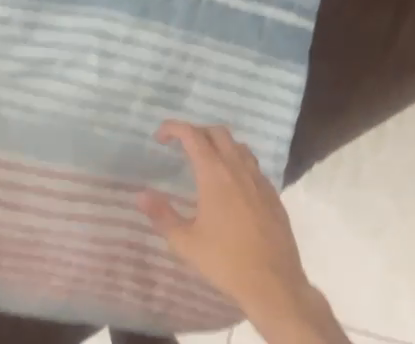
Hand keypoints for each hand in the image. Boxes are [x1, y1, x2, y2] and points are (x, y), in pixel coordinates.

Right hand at [140, 122, 339, 339]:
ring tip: (207, 162)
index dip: (173, 128)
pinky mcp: (273, 195)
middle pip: (217, 132)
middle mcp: (238, 169)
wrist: (274, 285)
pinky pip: (253, 166)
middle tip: (181, 148)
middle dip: (196, 132)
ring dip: (219, 145)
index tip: (160, 138)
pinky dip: (238, 163)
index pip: (192, 134)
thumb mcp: (185, 242)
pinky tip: (232, 187)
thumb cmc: (226, 262)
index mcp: (215, 174)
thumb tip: (140, 195)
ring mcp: (259, 180)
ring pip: (238, 146)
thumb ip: (161, 215)